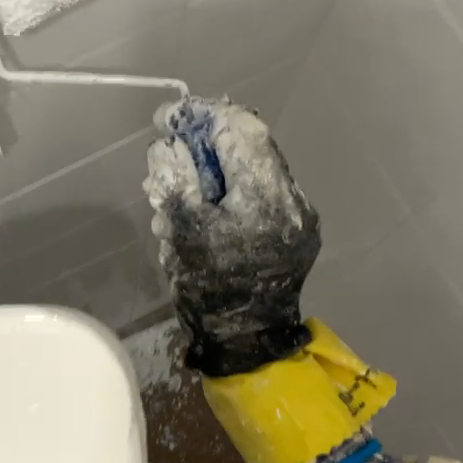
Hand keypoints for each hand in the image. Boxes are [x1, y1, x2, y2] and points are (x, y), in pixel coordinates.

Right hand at [145, 97, 322, 377]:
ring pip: (249, 177)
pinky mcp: (293, 236)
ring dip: (210, 175)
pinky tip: (197, 215)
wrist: (246, 343)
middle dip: (202, 148)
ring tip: (171, 194)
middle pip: (247, 151)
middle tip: (165, 153)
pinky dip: (225, 199)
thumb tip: (168, 145)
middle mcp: (291, 200)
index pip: (238, 132)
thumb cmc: (211, 290)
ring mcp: (296, 218)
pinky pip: (256, 202)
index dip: (201, 119)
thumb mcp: (183, 232)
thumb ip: (177, 182)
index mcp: (265, 196)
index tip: (168, 119)